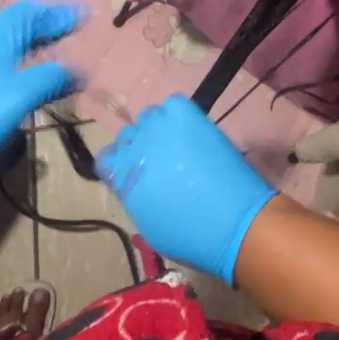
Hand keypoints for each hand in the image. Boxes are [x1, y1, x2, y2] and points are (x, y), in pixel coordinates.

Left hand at [0, 0, 79, 199]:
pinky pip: (6, 65)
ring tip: (63, 53)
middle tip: (78, 32)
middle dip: (51, 26)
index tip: (85, 15)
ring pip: (13, 47)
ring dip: (40, 45)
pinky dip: (28, 63)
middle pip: (20, 26)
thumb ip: (53, 76)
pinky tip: (38, 79)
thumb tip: (78, 72)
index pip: (29, 11)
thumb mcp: (23, 94)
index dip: (58, 11)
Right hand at [96, 95, 276, 284]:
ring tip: (177, 143)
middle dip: (139, 146)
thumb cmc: (190, 235)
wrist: (233, 221)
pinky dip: (178, 114)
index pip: (104, 159)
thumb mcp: (149, 224)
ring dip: (159, 128)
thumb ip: (135, 196)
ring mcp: (160, 126)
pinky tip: (189, 129)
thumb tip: (137, 181)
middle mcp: (135, 147)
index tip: (133, 172)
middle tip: (160, 159)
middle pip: (128, 135)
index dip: (119, 164)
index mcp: (122, 178)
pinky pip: (173, 104)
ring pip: (149, 116)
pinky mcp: (186, 114)